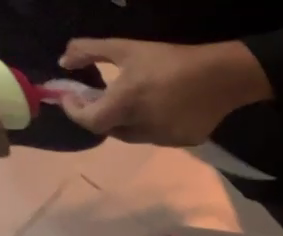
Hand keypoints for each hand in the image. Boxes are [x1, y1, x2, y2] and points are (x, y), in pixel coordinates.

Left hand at [57, 38, 271, 145]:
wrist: (218, 78)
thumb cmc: (168, 60)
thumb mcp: (121, 47)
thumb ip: (85, 51)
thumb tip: (64, 63)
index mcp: (126, 104)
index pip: (91, 122)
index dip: (75, 112)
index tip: (72, 98)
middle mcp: (147, 126)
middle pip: (113, 132)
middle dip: (101, 117)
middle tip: (99, 100)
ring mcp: (170, 137)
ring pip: (137, 137)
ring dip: (126, 124)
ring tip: (129, 107)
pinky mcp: (188, 141)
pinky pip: (161, 138)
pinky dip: (151, 128)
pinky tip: (157, 113)